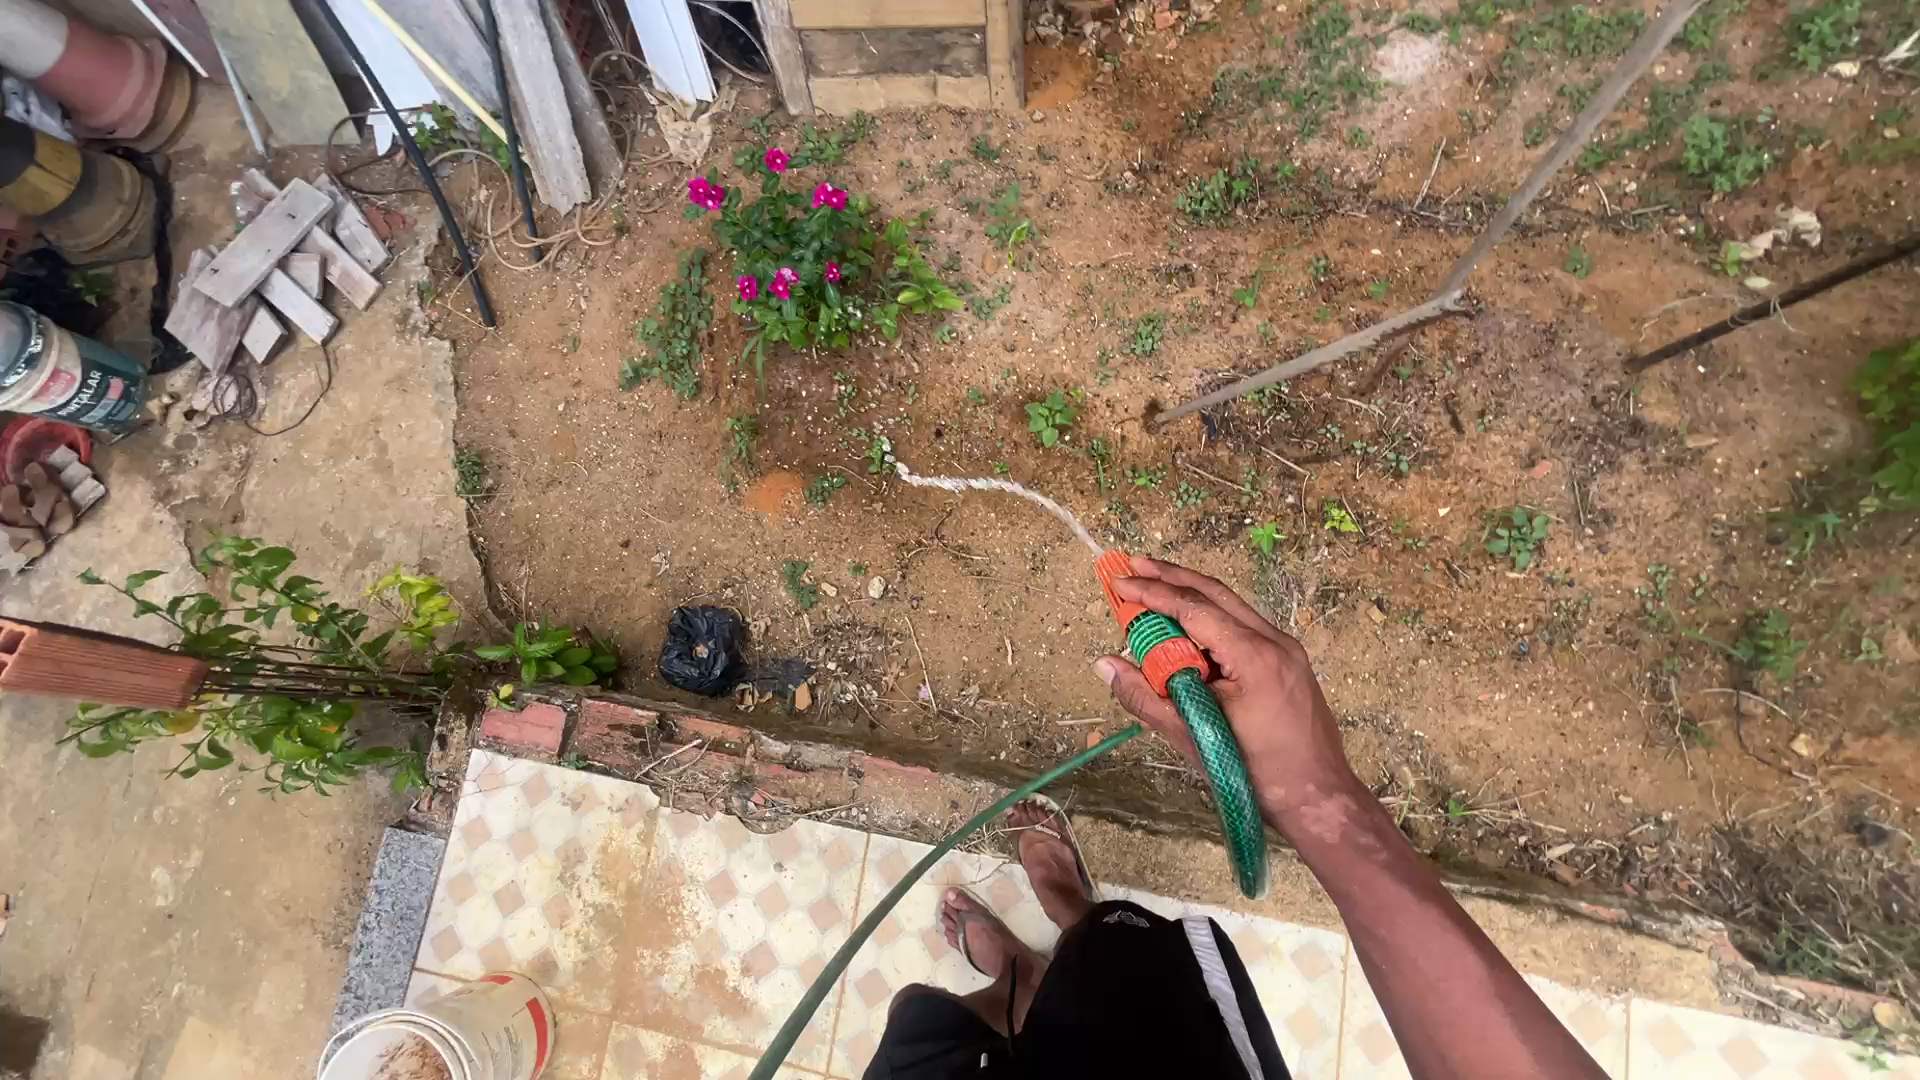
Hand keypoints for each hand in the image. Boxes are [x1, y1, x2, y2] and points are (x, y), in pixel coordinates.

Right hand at [1093, 556, 1362, 831]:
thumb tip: (1105, 664)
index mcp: (1255, 656)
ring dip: (1189, 593)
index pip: (1194, 609)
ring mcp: (1285, 649)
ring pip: (1230, 605)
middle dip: (1171, 576)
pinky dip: (1208, 616)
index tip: (1119, 583)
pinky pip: (1240, 625)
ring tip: (1152, 583)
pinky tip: (1185, 623)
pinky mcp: (1286, 661)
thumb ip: (1143, 696)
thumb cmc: (1255, 773)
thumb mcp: (1190, 736)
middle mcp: (1275, 641)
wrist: (1319, 799)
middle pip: (1215, 593)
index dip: (1152, 593)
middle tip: (1132, 564)